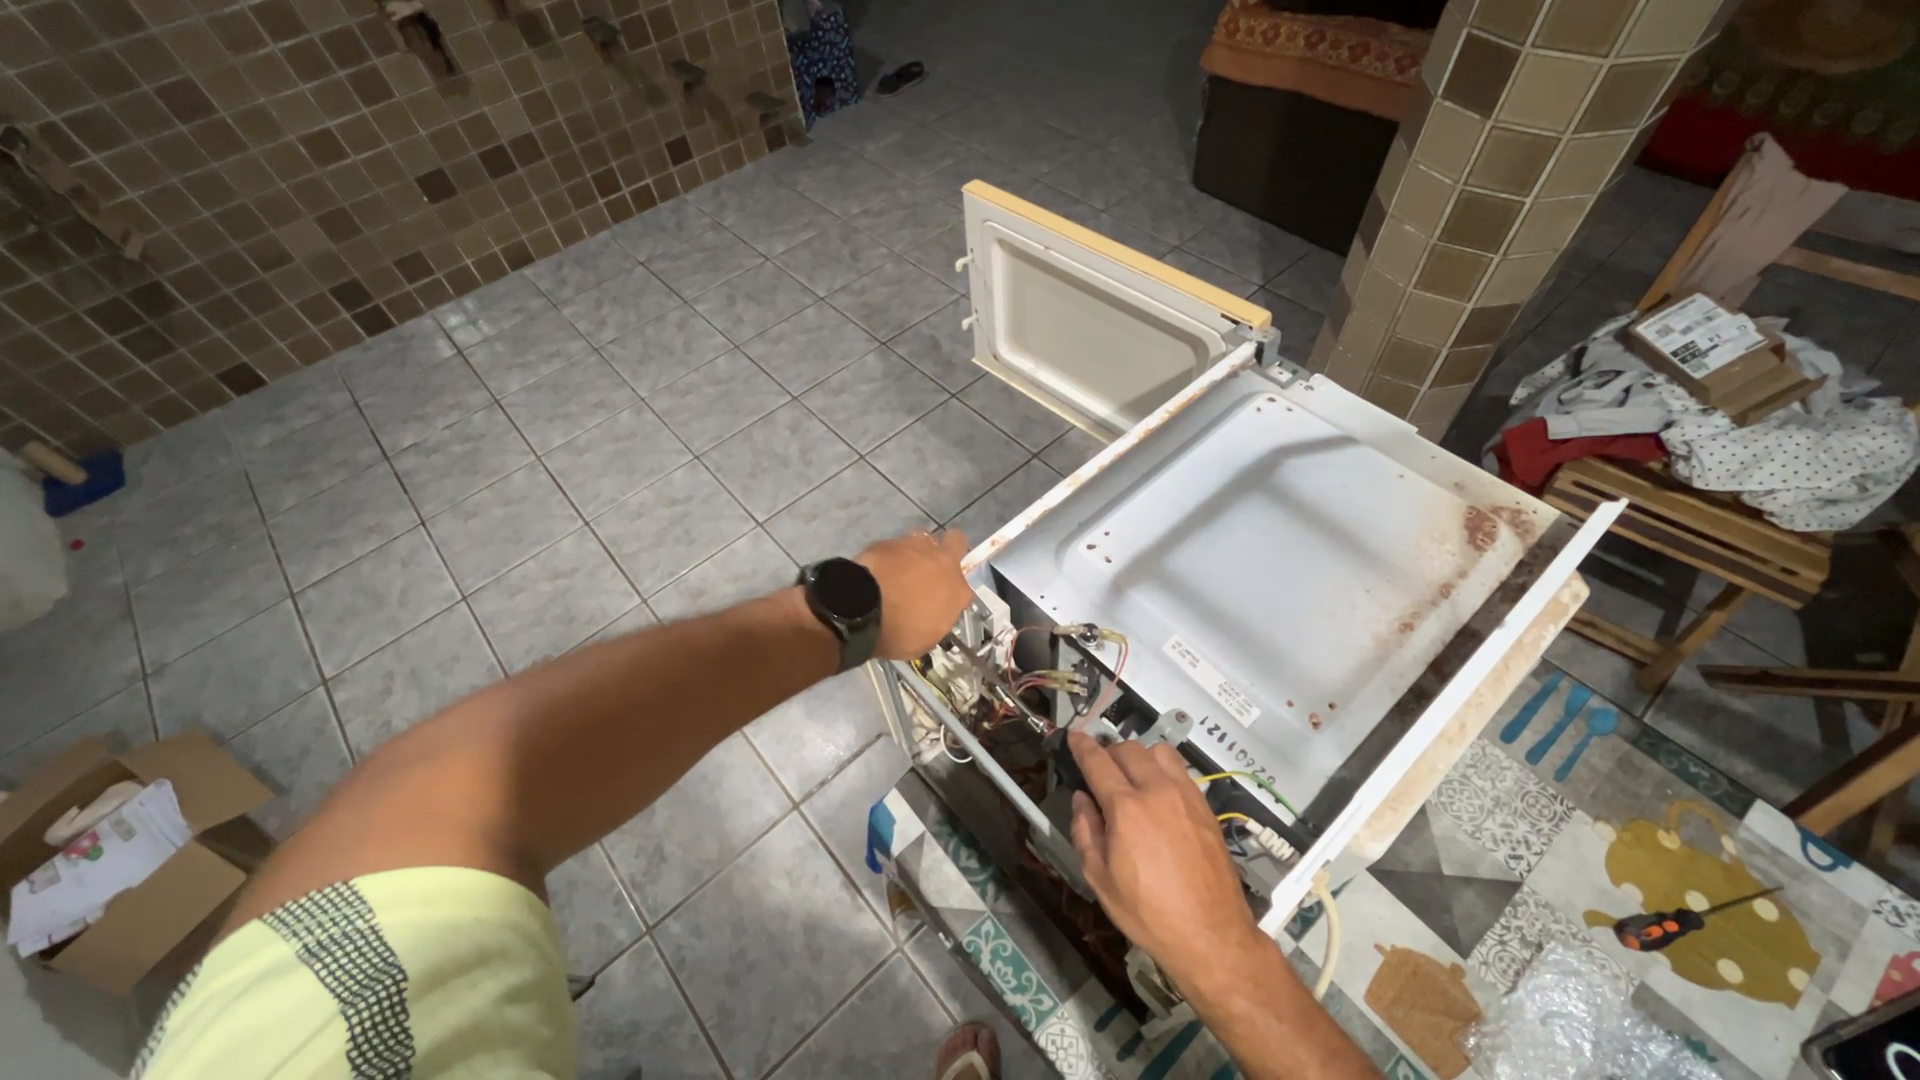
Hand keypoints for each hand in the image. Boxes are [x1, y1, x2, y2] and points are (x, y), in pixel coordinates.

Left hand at [855, 529, 972, 660]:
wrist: (862, 611)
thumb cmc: (898, 633)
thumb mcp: (924, 640)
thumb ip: (934, 620)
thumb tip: (929, 615)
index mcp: (956, 590)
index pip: (963, 589)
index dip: (951, 595)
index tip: (938, 603)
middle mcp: (942, 562)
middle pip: (956, 540)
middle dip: (948, 549)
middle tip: (933, 567)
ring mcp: (915, 546)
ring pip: (923, 539)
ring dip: (916, 552)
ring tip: (900, 570)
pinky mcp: (888, 542)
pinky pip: (894, 547)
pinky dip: (889, 557)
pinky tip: (878, 571)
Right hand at [1067, 732, 1263, 985]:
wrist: (1210, 934)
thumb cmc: (1148, 912)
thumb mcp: (1100, 879)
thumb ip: (1085, 831)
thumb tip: (1082, 800)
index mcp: (1126, 808)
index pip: (1098, 762)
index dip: (1082, 746)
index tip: (1073, 736)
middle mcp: (1157, 791)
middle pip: (1128, 749)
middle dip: (1108, 752)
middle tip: (1099, 770)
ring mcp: (1186, 796)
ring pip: (1159, 751)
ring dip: (1139, 756)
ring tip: (1131, 777)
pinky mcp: (1205, 807)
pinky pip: (1181, 770)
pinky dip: (1163, 770)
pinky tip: (1158, 794)